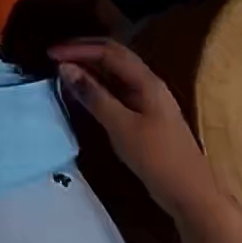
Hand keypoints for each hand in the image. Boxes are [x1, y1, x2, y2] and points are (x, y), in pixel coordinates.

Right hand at [49, 39, 221, 215]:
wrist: (190, 194)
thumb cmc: (157, 158)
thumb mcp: (121, 126)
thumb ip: (93, 95)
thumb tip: (66, 68)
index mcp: (146, 81)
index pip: (109, 52)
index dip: (78, 48)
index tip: (51, 53)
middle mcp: (148, 83)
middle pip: (113, 55)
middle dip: (83, 51)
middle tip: (54, 55)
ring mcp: (147, 99)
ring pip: (114, 72)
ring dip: (89, 67)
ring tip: (63, 70)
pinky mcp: (144, 114)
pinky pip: (116, 89)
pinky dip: (96, 85)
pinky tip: (82, 92)